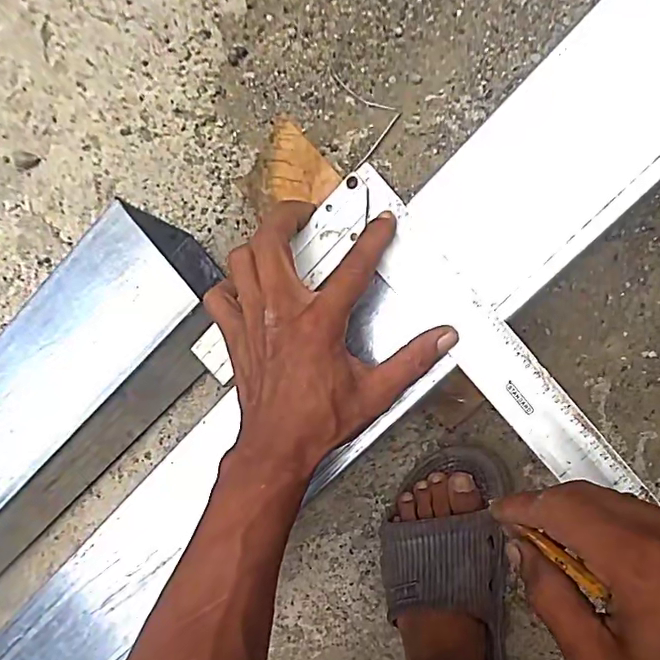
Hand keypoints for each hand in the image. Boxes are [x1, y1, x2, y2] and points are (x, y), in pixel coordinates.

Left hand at [206, 202, 456, 476]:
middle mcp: (281, 313)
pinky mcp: (236, 337)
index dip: (371, 239)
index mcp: (319, 323)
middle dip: (289, 215)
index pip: (351, 267)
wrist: (277, 446)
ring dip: (257, 244)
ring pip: (241, 259)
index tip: (380, 224)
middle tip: (305, 213)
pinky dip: (229, 285)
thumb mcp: (376, 391)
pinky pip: (220, 297)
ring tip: (273, 240)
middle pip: (272, 240)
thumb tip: (439, 340)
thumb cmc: (316, 423)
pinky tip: (241, 288)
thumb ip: (412, 361)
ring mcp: (253, 321)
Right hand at [494, 482, 659, 659]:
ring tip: (556, 554)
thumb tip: (523, 554)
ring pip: (613, 501)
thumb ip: (553, 602)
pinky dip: (607, 525)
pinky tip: (599, 559)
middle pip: (587, 495)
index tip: (499, 514)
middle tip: (521, 538)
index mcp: (639, 562)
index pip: (565, 508)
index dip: (524, 506)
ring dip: (576, 516)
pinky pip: (640, 515)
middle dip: (546, 507)